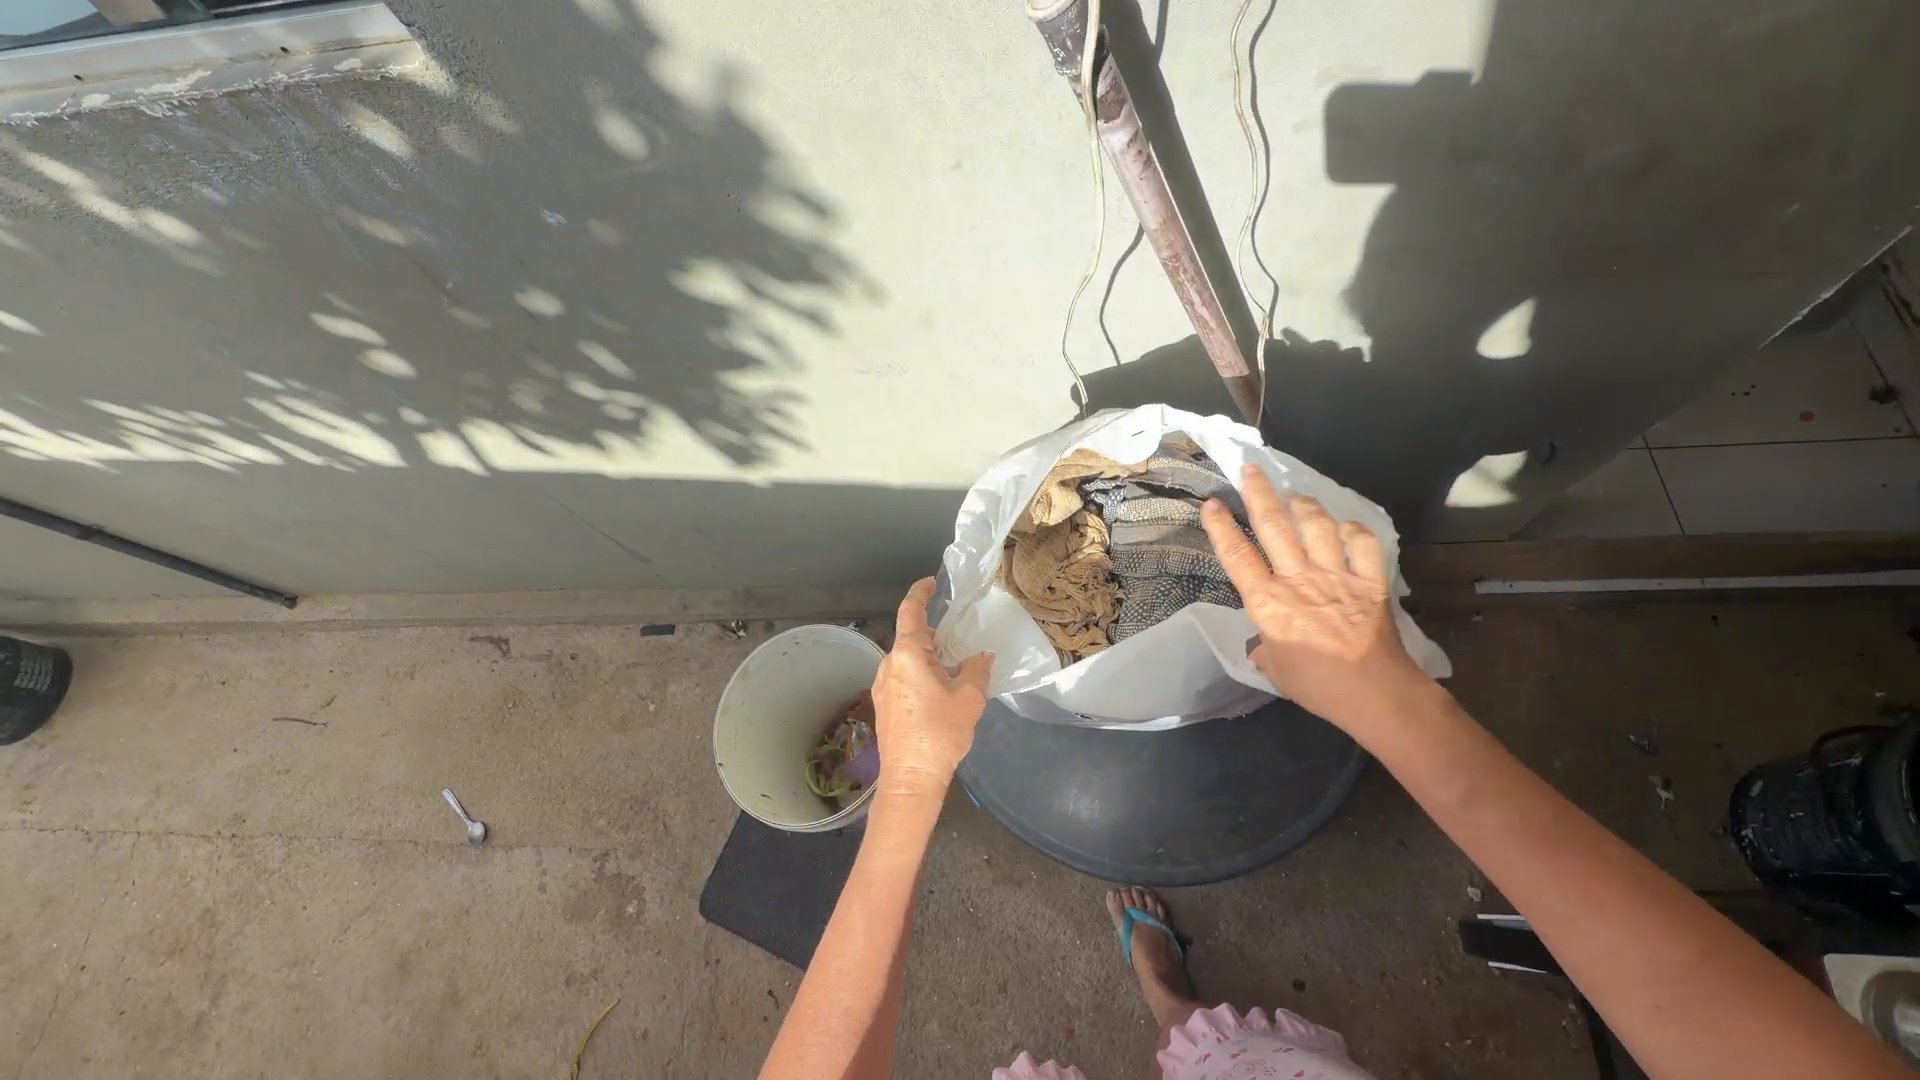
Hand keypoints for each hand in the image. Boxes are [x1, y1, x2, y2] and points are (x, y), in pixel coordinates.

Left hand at [871, 577, 992, 800]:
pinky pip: (904, 679)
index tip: (931, 583)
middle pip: (911, 639)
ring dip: (929, 659)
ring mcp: (882, 687)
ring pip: (908, 661)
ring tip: (955, 669)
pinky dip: (922, 676)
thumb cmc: (940, 733)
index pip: (910, 612)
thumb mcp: (969, 698)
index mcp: (906, 655)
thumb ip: (976, 669)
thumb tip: (981, 657)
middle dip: (934, 636)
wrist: (911, 778)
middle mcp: (888, 665)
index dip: (920, 593)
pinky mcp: (884, 706)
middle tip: (959, 639)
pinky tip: (941, 693)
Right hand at [1199, 463, 1429, 728]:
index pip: (1238, 556)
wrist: (1376, 694)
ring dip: (1304, 505)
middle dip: (1260, 494)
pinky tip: (1344, 528)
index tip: (1213, 504)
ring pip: (1317, 526)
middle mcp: (1299, 580)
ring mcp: (1337, 577)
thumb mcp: (1276, 671)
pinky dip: (1353, 531)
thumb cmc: (1317, 687)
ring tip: (1295, 495)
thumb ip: (1265, 650)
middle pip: (1275, 527)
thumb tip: (1262, 645)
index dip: (1222, 527)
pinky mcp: (1371, 581)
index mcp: (1269, 604)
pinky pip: (1363, 544)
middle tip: (1251, 470)